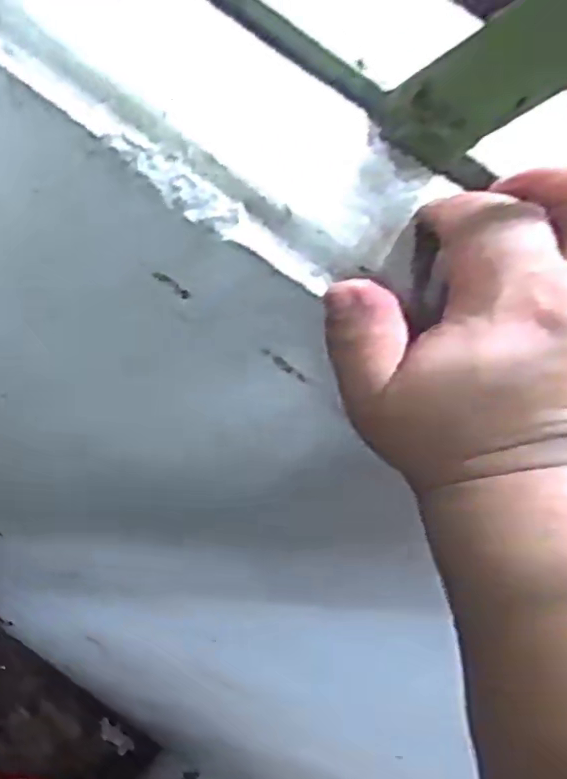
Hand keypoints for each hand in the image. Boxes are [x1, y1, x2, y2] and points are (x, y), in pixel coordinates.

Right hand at [325, 170, 566, 494]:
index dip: (459, 212)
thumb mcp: (375, 395)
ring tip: (545, 213)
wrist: (526, 476)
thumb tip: (349, 286)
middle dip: (541, 185)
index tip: (432, 222)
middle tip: (507, 192)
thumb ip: (361, 336)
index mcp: (512, 306)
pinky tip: (557, 256)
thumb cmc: (442, 437)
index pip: (495, 225)